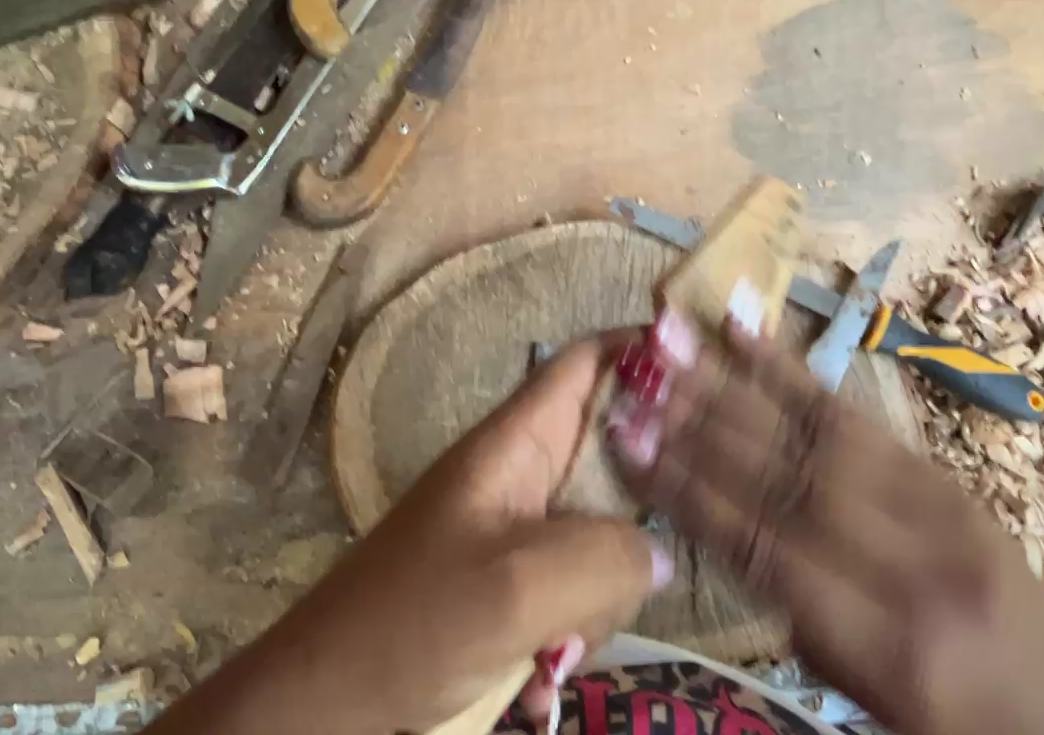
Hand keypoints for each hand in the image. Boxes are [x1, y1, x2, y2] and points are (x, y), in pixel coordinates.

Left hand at [154, 338, 669, 734]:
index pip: (587, 363)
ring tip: (559, 637)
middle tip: (627, 569)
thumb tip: (659, 552)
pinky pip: (575, 581)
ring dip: (601, 587)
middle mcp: (521, 470)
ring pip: (602, 530)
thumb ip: (605, 558)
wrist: (333, 692)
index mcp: (514, 441)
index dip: (645, 351)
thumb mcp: (517, 586)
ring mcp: (517, 524)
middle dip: (635, 515)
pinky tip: (543, 667)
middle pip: (613, 455)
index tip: (711, 373)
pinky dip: (575, 621)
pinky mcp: (513, 573)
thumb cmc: (413, 620)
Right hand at [606, 313, 1043, 734]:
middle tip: (630, 380)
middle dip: (693, 424)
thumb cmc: (954, 726)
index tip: (625, 442)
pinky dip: (788, 367)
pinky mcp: (938, 470)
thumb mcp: (857, 694)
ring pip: (810, 432)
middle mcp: (907, 563)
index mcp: (884, 643)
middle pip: (780, 478)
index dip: (685, 490)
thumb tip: (710, 518)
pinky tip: (744, 330)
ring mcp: (932, 505)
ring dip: (728, 380)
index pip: (760, 546)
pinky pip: (852, 413)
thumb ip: (785, 607)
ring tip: (668, 339)